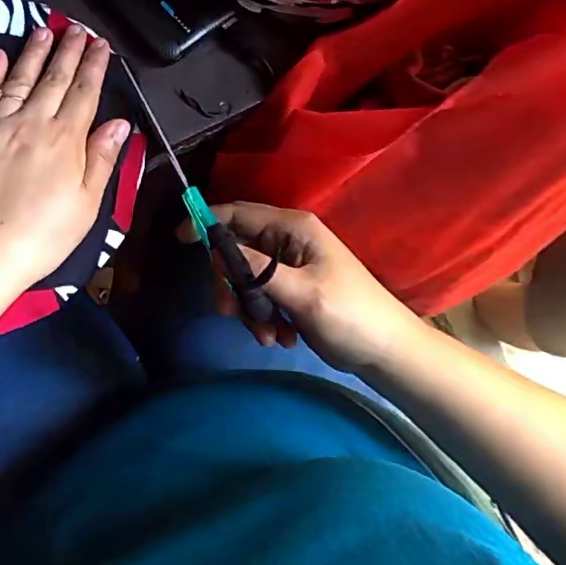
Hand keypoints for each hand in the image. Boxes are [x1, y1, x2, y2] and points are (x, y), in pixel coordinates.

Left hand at [0, 24, 129, 306]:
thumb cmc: (37, 239)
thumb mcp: (85, 206)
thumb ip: (101, 160)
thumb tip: (119, 123)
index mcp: (65, 139)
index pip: (84, 92)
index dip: (94, 66)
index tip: (100, 44)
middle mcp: (30, 122)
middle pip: (54, 78)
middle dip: (68, 51)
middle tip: (77, 28)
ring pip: (19, 79)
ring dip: (34, 53)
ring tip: (44, 31)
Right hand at [178, 202, 426, 373]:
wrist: (386, 350)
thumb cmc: (350, 315)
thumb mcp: (302, 293)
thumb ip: (258, 269)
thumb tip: (217, 247)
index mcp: (293, 228)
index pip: (239, 214)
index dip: (208, 222)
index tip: (179, 238)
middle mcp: (288, 240)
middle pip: (237, 249)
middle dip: (231, 283)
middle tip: (230, 312)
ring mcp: (290, 265)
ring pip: (246, 278)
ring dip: (249, 308)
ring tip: (268, 336)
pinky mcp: (292, 289)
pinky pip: (260, 296)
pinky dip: (263, 318)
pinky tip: (281, 338)